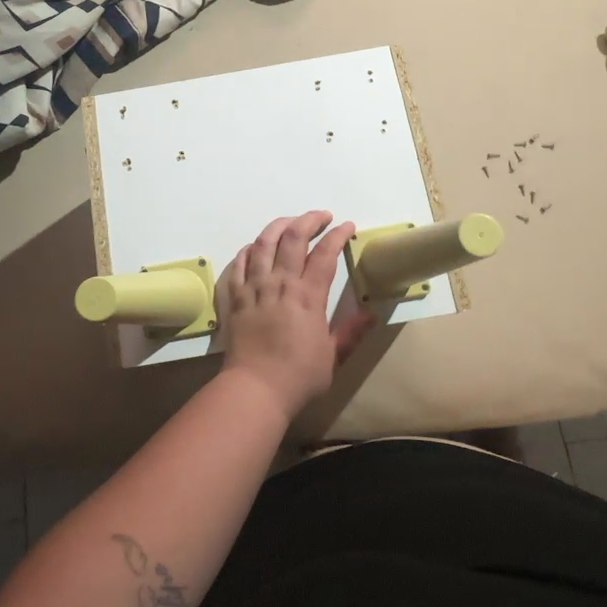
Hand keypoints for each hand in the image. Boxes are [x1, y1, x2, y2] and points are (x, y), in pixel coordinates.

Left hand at [218, 211, 372, 418]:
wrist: (255, 389)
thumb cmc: (298, 377)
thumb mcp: (333, 357)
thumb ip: (350, 332)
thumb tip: (371, 314)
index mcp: (308, 297)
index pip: (325, 254)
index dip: (337, 236)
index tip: (347, 226)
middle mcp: (281, 284)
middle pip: (293, 239)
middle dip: (309, 221)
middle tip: (322, 217)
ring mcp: (255, 288)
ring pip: (264, 243)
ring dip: (279, 226)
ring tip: (291, 222)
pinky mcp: (236, 297)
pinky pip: (239, 263)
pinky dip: (249, 249)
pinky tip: (256, 246)